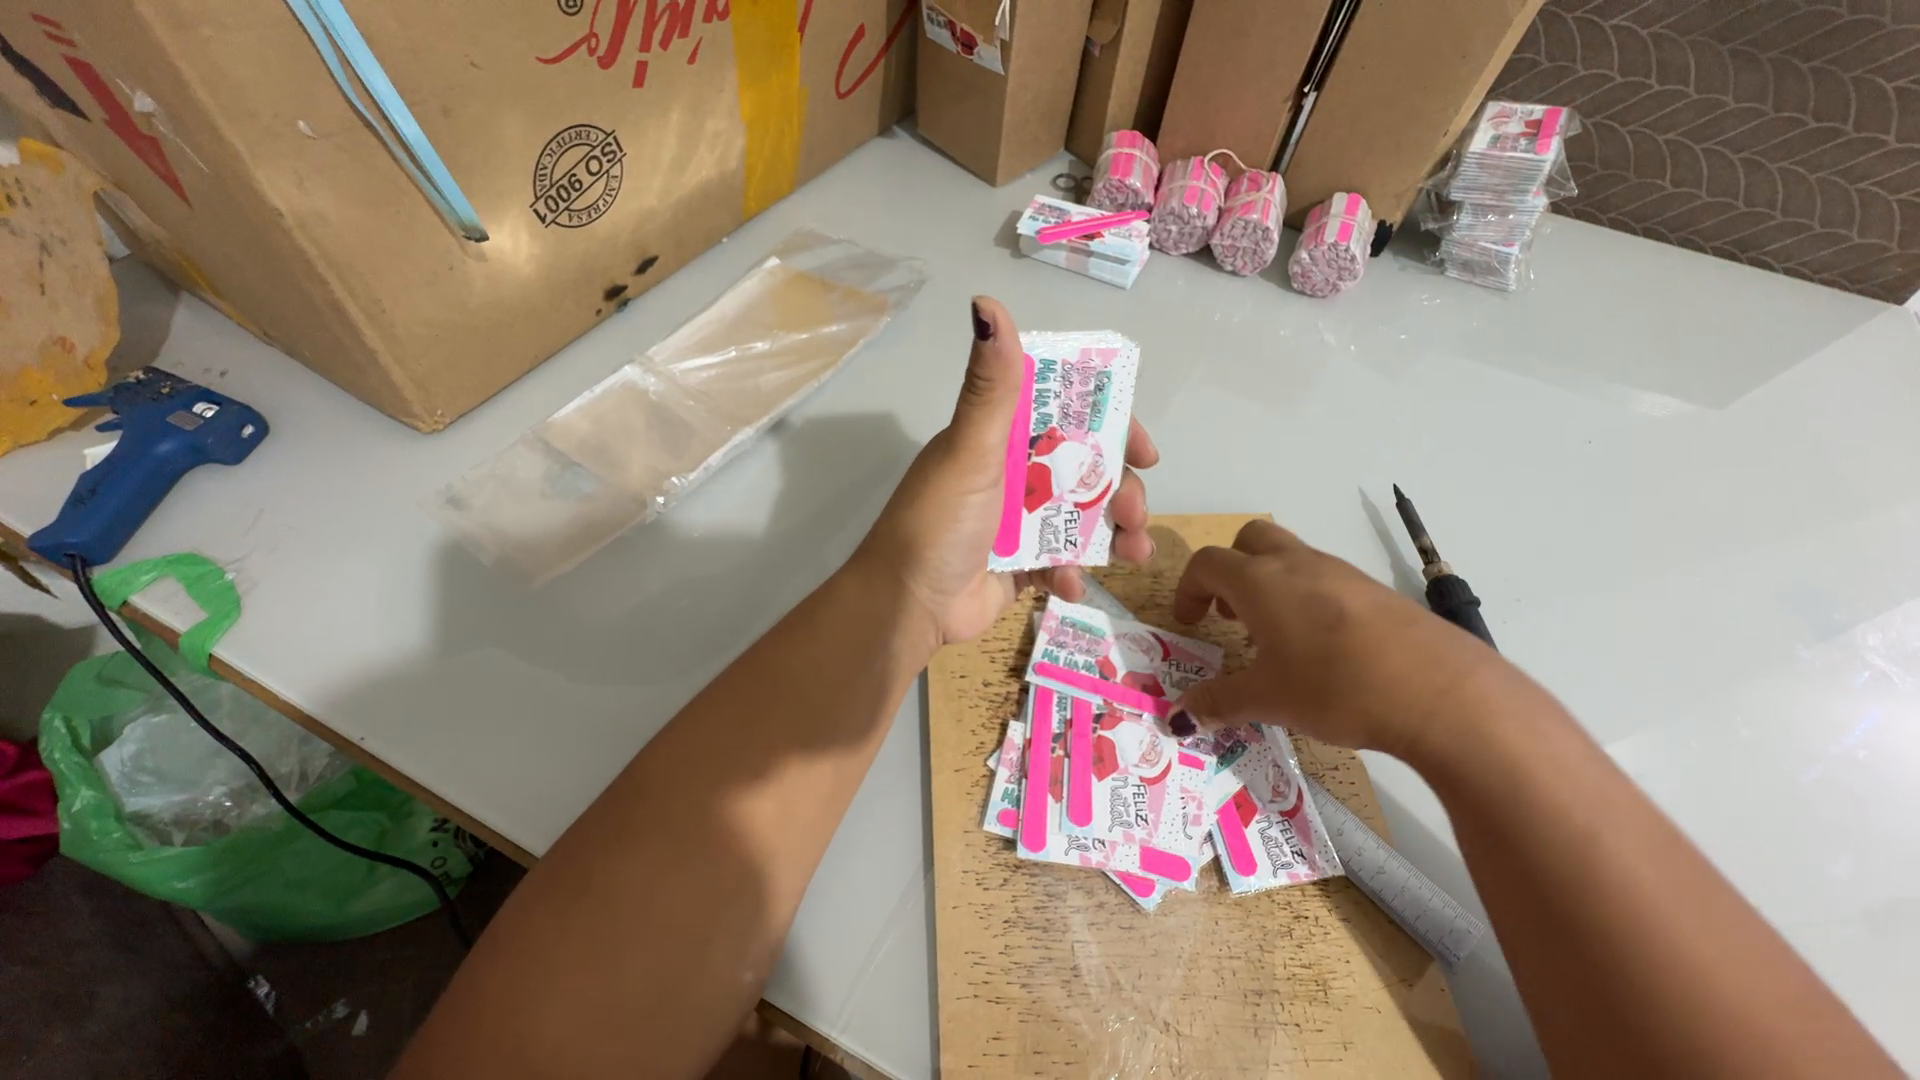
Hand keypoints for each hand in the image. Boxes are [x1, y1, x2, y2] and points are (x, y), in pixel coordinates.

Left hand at [851, 297, 1158, 647]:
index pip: (1068, 419)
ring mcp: (1018, 523)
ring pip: (1083, 519)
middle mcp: (1013, 476)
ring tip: (1133, 557)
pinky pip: (1062, 563)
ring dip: (1114, 535)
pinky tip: (1071, 586)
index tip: (1143, 452)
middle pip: (1086, 472)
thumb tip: (987, 301)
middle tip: (1136, 515)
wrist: (907, 605)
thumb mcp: (970, 450)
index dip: (1111, 428)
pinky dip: (1074, 574)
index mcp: (1002, 440)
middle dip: (1120, 491)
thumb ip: (991, 387)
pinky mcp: (1019, 566)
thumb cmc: (940, 522)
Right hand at [1171, 520, 1508, 756]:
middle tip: (1229, 614)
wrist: (1440, 692)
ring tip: (1275, 639)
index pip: (1208, 563)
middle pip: (1251, 539)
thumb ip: (1220, 702)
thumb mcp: (1268, 700)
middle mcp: (1298, 565)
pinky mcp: (1377, 593)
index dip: (1189, 589)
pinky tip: (1321, 650)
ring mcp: (1342, 574)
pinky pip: (1326, 580)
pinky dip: (1307, 599)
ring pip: (1292, 557)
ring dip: (1270, 585)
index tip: (1190, 622)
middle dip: (1231, 569)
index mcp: (1260, 581)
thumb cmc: (1335, 687)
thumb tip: (1181, 715)